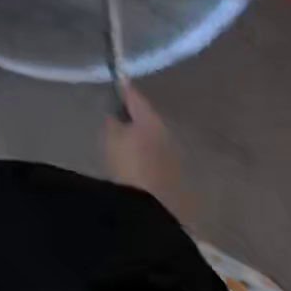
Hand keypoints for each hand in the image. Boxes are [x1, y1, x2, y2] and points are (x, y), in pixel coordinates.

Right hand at [103, 84, 189, 220]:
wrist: (152, 209)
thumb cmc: (128, 165)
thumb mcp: (111, 138)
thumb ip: (114, 124)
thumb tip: (116, 116)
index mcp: (153, 123)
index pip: (138, 100)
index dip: (127, 91)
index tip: (120, 80)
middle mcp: (170, 138)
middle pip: (151, 123)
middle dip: (139, 118)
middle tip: (123, 114)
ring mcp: (177, 162)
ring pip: (158, 143)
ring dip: (146, 139)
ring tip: (129, 140)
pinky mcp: (179, 183)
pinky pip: (160, 161)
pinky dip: (150, 157)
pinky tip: (140, 163)